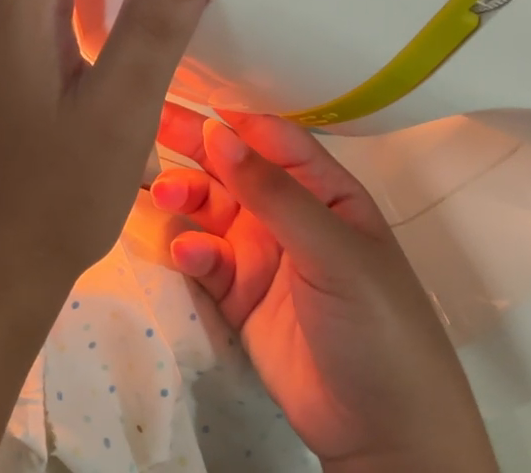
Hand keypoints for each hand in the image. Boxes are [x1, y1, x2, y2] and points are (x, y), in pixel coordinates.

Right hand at [152, 107, 496, 472]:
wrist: (384, 436)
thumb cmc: (379, 329)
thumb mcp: (334, 253)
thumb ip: (274, 193)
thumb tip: (216, 132)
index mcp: (325, 194)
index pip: (273, 139)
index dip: (231, 117)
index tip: (184, 95)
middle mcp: (288, 215)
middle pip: (232, 167)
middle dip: (192, 144)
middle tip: (146, 122)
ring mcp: (259, 255)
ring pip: (208, 207)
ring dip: (184, 196)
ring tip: (163, 196)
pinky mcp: (236, 294)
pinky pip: (202, 257)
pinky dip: (189, 251)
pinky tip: (187, 256)